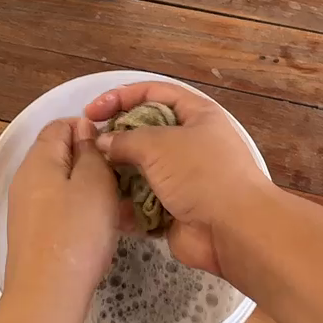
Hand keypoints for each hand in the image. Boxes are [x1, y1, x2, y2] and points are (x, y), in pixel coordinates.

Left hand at [4, 117, 119, 305]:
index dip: (89, 128)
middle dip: (90, 159)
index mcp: (38, 159)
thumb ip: (90, 150)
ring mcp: (26, 208)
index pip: (60, 125)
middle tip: (120, 177)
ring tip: (115, 204)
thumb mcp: (95, 182)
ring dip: (87, 187)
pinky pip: (57, 207)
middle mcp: (25, 178)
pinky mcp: (31, 233)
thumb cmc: (76, 232)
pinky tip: (97, 228)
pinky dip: (77, 210)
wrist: (47, 296)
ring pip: (60, 183)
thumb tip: (83, 128)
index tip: (115, 148)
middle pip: (59, 153)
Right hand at [88, 82, 277, 277]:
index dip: (120, 96)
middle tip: (89, 144)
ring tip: (92, 175)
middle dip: (116, 137)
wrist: (234, 230)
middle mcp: (189, 142)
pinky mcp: (174, 208)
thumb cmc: (200, 174)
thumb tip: (104, 142)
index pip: (152, 93)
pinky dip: (125, 203)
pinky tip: (104, 204)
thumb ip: (125, 139)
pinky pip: (142, 201)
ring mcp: (182, 177)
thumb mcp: (159, 144)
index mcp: (195, 115)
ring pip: (140, 168)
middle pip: (144, 131)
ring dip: (118, 173)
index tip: (91, 111)